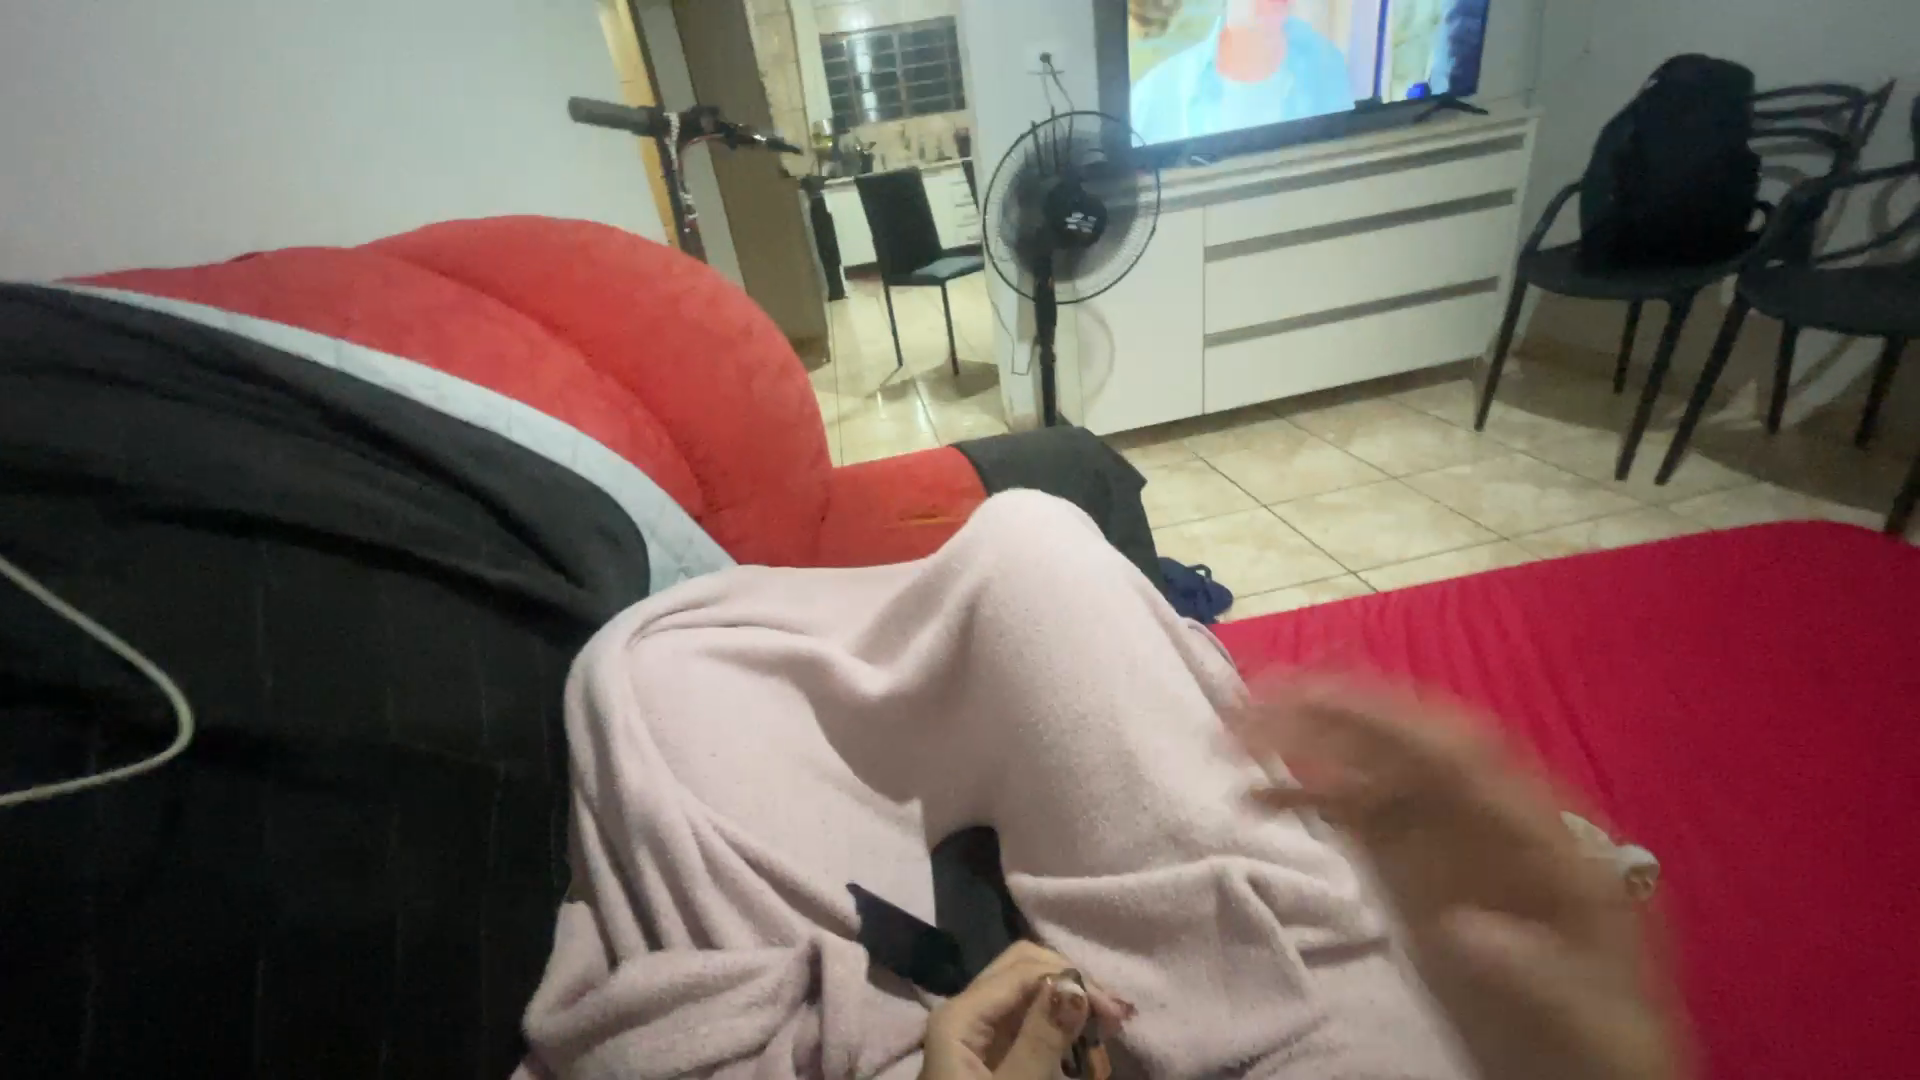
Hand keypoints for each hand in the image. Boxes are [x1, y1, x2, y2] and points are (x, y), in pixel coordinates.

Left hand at [920, 942, 1133, 1079]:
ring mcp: (976, 1034)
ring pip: (1028, 995)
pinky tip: (1082, 1050)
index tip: (1118, 1015)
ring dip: (1068, 1007)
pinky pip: (1026, 1024)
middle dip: (1071, 985)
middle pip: (1024, 971)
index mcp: (960, 1016)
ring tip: (1104, 1034)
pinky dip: (1056, 1030)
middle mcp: (965, 1013)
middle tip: (1115, 1019)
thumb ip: (1042, 1039)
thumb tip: (1074, 983)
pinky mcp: (989, 1057)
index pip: (1023, 968)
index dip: (1072, 980)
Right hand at [1231, 678, 1682, 1079]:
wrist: (1568, 1058)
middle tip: (1256, 699)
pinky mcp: (1402, 849)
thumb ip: (1537, 975)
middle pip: (1402, 743)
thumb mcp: (1586, 1022)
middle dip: (1329, 713)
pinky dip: (1300, 792)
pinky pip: (1346, 804)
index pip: (1461, 757)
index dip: (1389, 722)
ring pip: (1365, 762)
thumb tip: (1468, 930)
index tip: (1322, 700)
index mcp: (1534, 830)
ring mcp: (1436, 826)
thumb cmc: (1588, 1036)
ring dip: (1303, 738)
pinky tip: (1256, 795)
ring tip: (1237, 730)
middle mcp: (1479, 809)